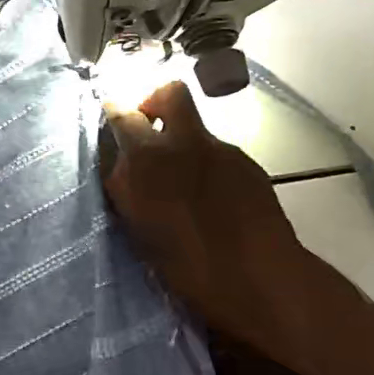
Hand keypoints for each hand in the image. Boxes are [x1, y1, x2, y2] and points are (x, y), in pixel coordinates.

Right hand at [102, 82, 373, 368]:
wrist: (260, 281)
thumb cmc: (187, 262)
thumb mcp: (137, 224)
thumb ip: (127, 185)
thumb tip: (122, 163)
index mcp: (148, 156)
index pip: (121, 112)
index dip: (115, 111)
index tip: (113, 119)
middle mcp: (184, 143)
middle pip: (170, 93)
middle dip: (155, 102)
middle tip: (149, 128)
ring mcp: (222, 151)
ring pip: (196, 129)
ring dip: (183, 142)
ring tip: (183, 183)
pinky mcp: (249, 166)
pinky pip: (218, 154)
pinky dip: (208, 166)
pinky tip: (212, 200)